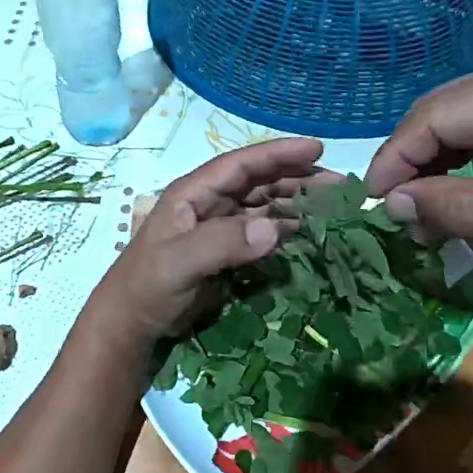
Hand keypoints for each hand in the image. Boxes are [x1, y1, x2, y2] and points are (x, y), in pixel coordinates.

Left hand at [85, 138, 332, 345]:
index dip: (278, 153)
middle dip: (297, 177)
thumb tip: (276, 229)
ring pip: (264, 205)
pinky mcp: (227, 252)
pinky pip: (262, 234)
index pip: (241, 164)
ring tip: (333, 207)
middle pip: (259, 181)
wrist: (132, 323)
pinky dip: (286, 230)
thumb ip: (222, 243)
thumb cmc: (147, 286)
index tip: (317, 149)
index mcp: (193, 193)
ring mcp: (219, 227)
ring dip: (296, 202)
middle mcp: (209, 204)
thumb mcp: (178, 262)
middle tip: (340, 185)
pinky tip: (310, 234)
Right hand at [364, 51, 472, 304]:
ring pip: (469, 117)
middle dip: (413, 161)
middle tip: (399, 214)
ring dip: (442, 161)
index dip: (393, 159)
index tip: (372, 207)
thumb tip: (393, 203)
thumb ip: (463, 209)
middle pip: (445, 109)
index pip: (432, 114)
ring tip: (429, 209)